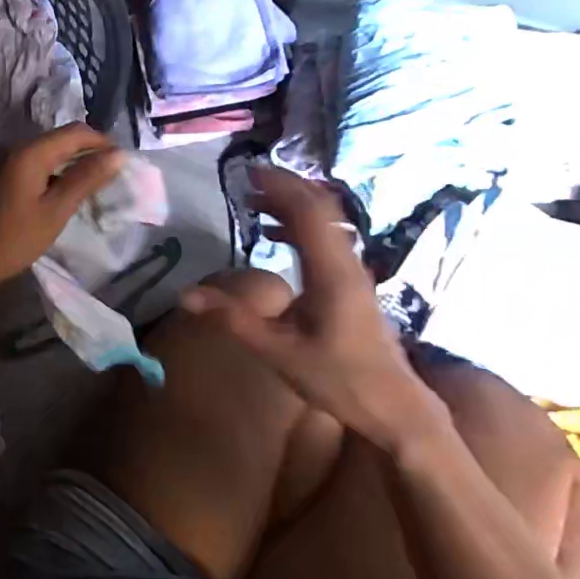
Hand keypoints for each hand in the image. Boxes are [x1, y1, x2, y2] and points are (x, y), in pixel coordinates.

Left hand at [0, 123, 124, 306]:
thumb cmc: (9, 243)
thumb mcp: (53, 213)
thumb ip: (85, 180)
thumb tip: (118, 154)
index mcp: (26, 152)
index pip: (74, 132)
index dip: (101, 142)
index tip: (121, 160)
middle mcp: (7, 145)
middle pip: (55, 139)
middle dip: (83, 153)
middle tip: (105, 176)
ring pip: (38, 151)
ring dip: (62, 163)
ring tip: (82, 186)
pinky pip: (21, 162)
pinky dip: (42, 171)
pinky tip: (50, 192)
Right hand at [180, 166, 451, 453]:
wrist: (394, 406)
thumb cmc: (339, 380)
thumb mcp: (278, 354)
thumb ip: (233, 320)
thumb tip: (186, 295)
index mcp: (331, 273)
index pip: (307, 212)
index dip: (279, 187)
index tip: (248, 172)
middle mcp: (347, 263)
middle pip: (319, 209)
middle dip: (284, 188)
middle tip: (247, 179)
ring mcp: (354, 272)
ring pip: (326, 223)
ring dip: (293, 205)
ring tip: (255, 201)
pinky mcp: (353, 284)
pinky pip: (327, 240)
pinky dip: (301, 227)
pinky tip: (276, 237)